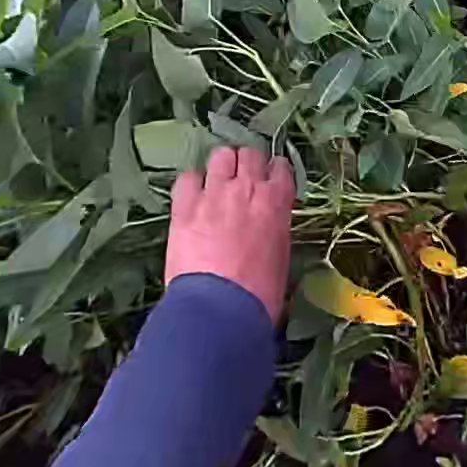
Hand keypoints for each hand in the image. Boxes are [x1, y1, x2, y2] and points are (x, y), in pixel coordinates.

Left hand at [164, 146, 295, 320]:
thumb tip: (269, 226)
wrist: (220, 311)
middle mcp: (247, 188)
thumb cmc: (259, 295)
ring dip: (221, 166)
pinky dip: (191, 184)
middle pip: (250, 154)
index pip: (280, 167)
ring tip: (217, 182)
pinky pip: (187, 178)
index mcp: (276, 201)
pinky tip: (192, 197)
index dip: (274, 173)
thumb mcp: (280, 255)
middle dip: (247, 164)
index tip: (270, 181)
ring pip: (221, 156)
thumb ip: (275, 228)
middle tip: (242, 181)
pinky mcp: (185, 206)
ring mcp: (214, 193)